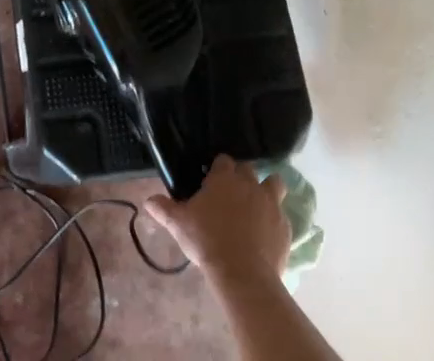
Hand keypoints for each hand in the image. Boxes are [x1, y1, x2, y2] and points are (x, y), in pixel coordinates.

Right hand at [143, 156, 289, 280]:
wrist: (243, 273)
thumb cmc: (207, 241)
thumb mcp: (178, 224)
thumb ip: (163, 209)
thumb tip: (148, 201)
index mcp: (225, 178)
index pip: (223, 160)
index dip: (217, 169)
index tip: (209, 181)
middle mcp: (250, 184)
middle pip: (248, 169)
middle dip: (241, 176)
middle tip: (229, 195)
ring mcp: (272, 204)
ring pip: (274, 184)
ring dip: (266, 189)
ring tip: (255, 205)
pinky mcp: (285, 226)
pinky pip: (281, 215)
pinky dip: (273, 219)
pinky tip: (264, 233)